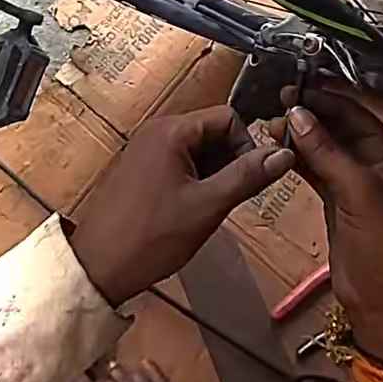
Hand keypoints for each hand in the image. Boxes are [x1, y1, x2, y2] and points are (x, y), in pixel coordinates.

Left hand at [69, 106, 295, 305]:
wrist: (99, 264)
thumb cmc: (151, 235)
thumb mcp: (207, 205)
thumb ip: (246, 176)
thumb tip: (283, 153)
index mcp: (171, 130)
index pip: (227, 117)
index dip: (247, 144)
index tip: (252, 178)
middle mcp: (158, 130)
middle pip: (212, 130)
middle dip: (231, 159)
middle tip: (233, 196)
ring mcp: (147, 147)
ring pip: (198, 147)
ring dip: (215, 171)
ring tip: (213, 206)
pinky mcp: (142, 166)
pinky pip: (180, 160)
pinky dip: (196, 178)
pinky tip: (195, 208)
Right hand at [273, 86, 382, 378]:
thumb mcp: (359, 192)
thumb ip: (327, 151)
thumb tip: (297, 113)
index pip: (352, 112)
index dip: (322, 98)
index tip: (291, 88)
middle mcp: (372, 163)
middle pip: (334, 127)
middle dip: (306, 115)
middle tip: (273, 104)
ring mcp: (353, 183)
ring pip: (321, 147)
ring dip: (297, 136)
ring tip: (268, 126)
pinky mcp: (336, 201)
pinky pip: (314, 169)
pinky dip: (296, 158)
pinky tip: (277, 150)